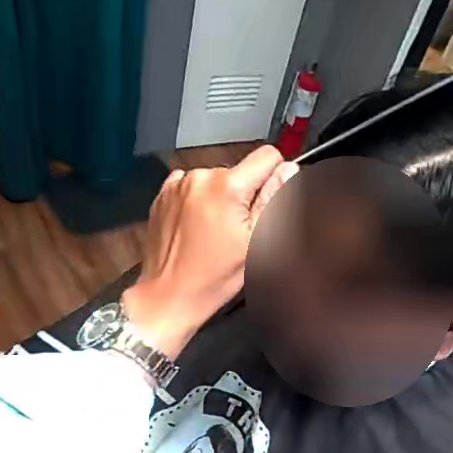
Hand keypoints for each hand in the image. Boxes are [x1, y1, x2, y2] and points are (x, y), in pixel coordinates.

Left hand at [123, 145, 296, 358]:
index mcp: (227, 186)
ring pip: (215, 180)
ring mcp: (178, 185)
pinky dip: (197, 204)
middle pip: (239, 171)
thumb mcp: (256, 244)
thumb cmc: (211, 278)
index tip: (265, 205)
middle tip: (235, 232)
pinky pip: (192, 188)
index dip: (273, 179)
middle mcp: (200, 177)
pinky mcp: (163, 195)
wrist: (169, 296)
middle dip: (243, 196)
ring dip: (219, 200)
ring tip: (213, 234)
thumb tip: (289, 170)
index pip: (267, 156)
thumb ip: (276, 201)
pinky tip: (197, 230)